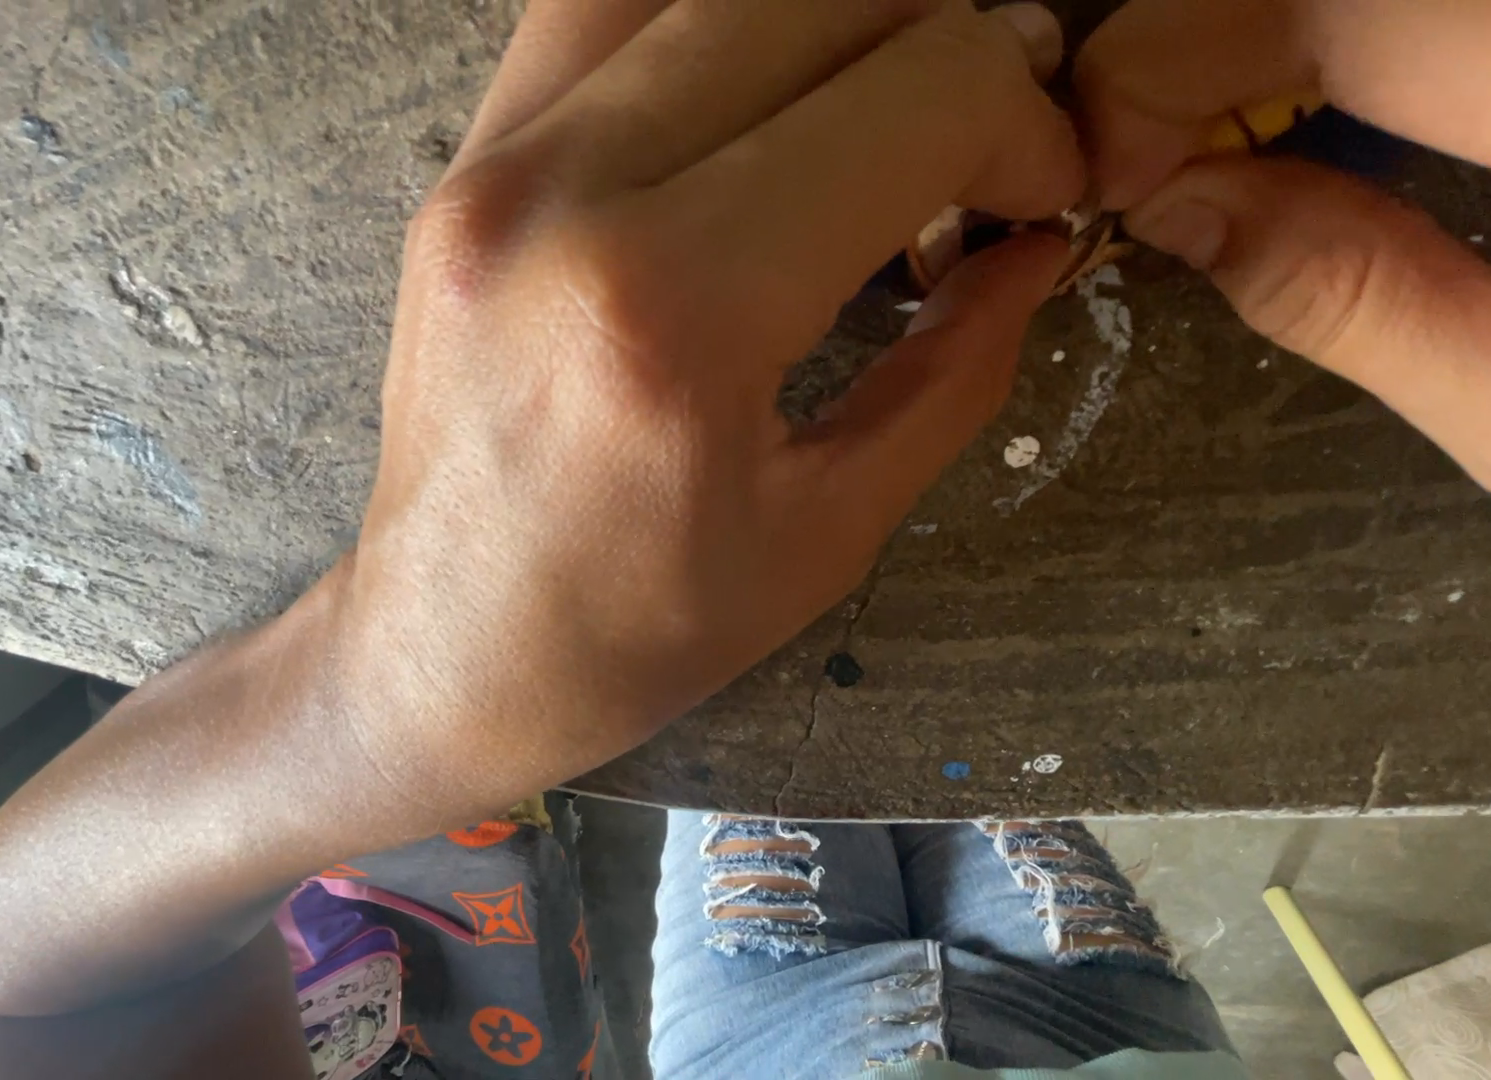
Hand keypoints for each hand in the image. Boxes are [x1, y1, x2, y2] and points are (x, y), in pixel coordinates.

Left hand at [354, 0, 1084, 767]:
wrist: (455, 649)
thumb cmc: (635, 628)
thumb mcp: (828, 528)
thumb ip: (954, 371)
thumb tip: (1032, 254)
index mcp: (679, 309)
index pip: (914, 95)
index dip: (1018, 124)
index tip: (1035, 194)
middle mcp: (568, 200)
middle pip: (817, 0)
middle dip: (942, 52)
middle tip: (971, 154)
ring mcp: (490, 172)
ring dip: (825, 32)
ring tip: (868, 129)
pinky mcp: (456, 179)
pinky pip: (593, 21)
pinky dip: (702, 33)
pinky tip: (749, 118)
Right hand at [1075, 0, 1490, 536]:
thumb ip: (1353, 302)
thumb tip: (1174, 201)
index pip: (1337, 1)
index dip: (1164, 64)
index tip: (1106, 172)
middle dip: (1186, 48)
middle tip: (1144, 164)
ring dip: (1251, 47)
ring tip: (1218, 148)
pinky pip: (1411, 6)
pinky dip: (1324, 40)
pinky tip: (1316, 113)